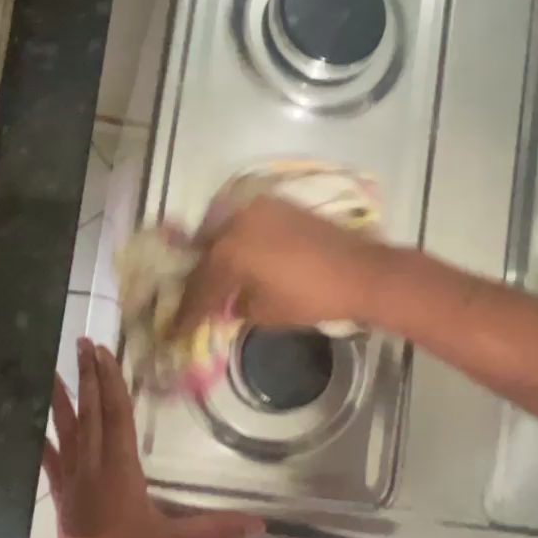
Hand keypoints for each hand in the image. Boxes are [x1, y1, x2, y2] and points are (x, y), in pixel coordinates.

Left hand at [43, 339, 263, 537]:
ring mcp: (72, 486)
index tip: (103, 354)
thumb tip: (262, 524)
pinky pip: (49, 464)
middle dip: (86, 378)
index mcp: (124, 475)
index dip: (111, 383)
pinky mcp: (58, 502)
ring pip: (66, 433)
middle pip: (91, 415)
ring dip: (59, 400)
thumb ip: (218, 527)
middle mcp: (95, 473)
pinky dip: (40, 441)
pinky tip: (29, 425)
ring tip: (48, 370)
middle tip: (80, 343)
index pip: (118, 418)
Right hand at [174, 195, 395, 335]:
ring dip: (217, 256)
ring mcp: (259, 208)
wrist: (361, 272)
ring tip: (214, 280)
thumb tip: (230, 304)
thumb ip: (238, 306)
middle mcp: (236, 221)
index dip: (187, 311)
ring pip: (224, 233)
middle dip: (198, 279)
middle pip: (206, 253)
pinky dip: (238, 242)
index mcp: (229, 250)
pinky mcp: (279, 205)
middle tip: (192, 302)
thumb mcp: (266, 312)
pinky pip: (246, 224)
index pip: (199, 284)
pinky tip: (240, 259)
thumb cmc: (312, 297)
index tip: (176, 331)